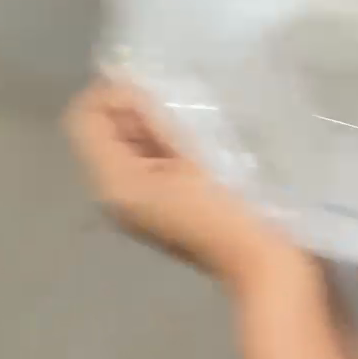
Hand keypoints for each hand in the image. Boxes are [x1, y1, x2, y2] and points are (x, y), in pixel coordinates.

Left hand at [64, 78, 309, 294]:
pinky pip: (157, 169)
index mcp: (116, 183)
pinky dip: (175, 153)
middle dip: (140, 112)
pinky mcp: (171, 211)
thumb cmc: (237, 216)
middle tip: (188, 106)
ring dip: (162, 132)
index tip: (163, 90)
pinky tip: (210, 154)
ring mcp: (145, 206)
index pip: (87, 117)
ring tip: (203, 127)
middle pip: (109, 134)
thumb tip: (136, 89)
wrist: (270, 269)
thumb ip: (161, 124)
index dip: (116, 93)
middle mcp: (118, 195)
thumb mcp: (198, 163)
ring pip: (136, 150)